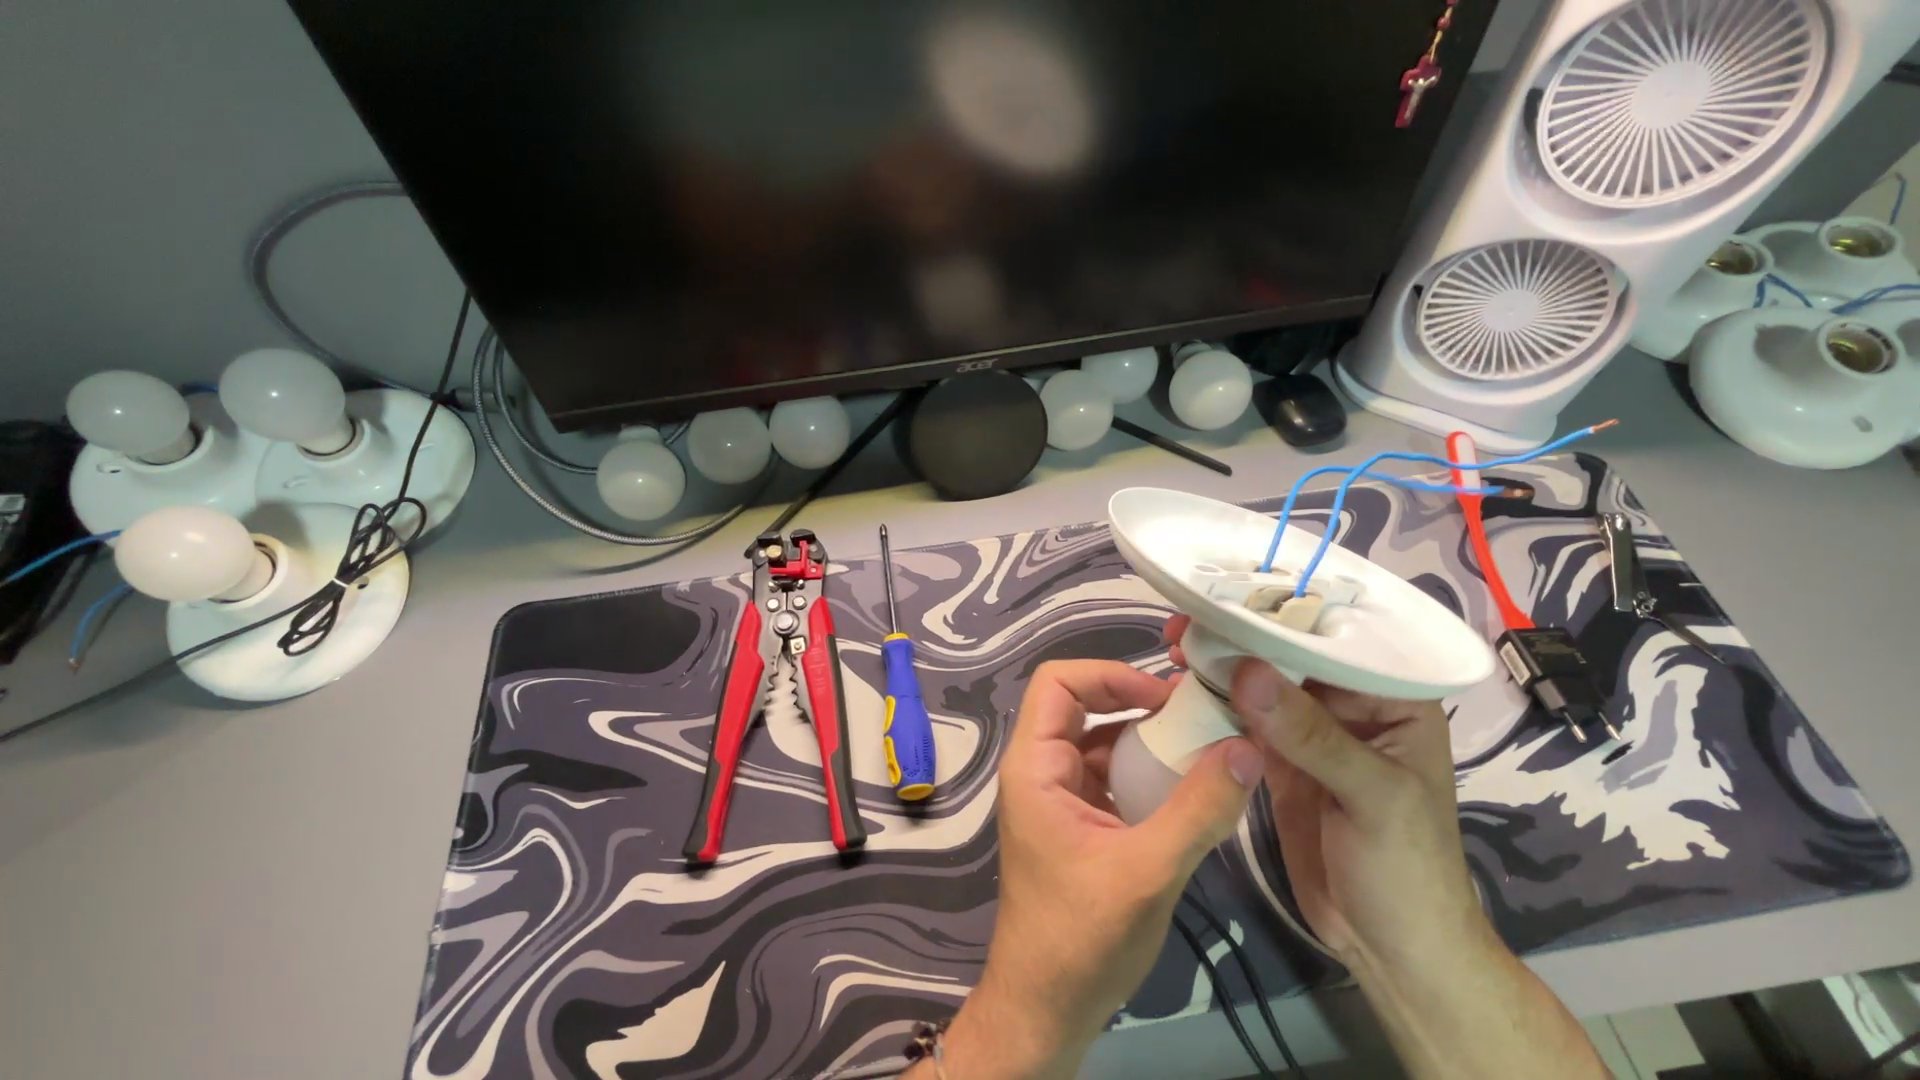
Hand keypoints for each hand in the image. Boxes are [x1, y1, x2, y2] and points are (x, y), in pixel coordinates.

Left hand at [923, 659, 1263, 1078]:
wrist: (1046, 1010)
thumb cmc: (1082, 939)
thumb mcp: (1148, 871)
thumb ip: (1198, 808)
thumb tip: (1248, 746)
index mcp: (1035, 767)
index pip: (1058, 683)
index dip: (1110, 675)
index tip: (1166, 698)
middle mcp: (1042, 773)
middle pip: (1084, 708)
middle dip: (1139, 704)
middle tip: (1200, 715)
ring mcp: (1060, 800)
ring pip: (1103, 744)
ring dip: (1150, 742)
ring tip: (1208, 746)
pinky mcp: (1080, 826)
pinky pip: (1114, 779)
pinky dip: (1150, 775)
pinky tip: (1193, 790)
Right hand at [1166, 616, 1607, 1078]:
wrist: (1390, 947)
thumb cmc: (1406, 869)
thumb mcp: (1372, 797)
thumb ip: (1310, 735)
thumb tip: (1244, 671)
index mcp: (1391, 700)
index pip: (1335, 643)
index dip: (1283, 617)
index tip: (1227, 598)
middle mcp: (1349, 706)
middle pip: (1289, 657)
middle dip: (1240, 637)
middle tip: (1185, 623)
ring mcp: (1309, 734)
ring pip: (1260, 686)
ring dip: (1219, 667)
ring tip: (1175, 647)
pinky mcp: (1278, 761)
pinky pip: (1242, 722)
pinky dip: (1212, 706)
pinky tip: (1180, 689)